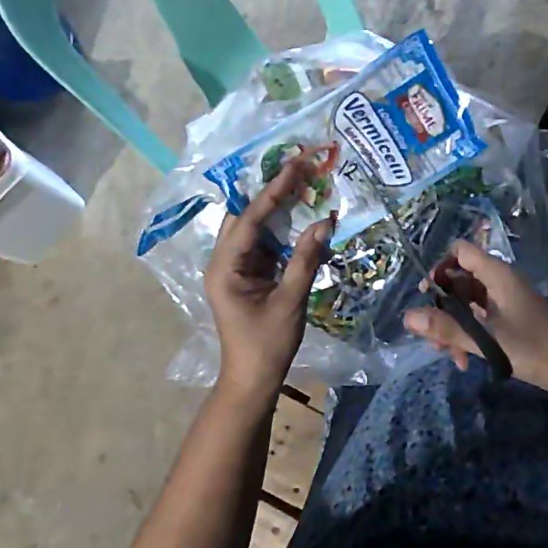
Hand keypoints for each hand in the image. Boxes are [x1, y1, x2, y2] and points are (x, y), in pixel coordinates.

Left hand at [205, 156, 334, 393]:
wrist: (252, 380)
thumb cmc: (266, 345)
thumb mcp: (290, 302)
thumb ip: (305, 260)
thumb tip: (324, 223)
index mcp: (224, 267)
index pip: (248, 220)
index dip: (273, 192)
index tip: (294, 167)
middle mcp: (223, 262)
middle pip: (245, 217)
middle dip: (272, 193)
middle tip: (300, 168)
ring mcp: (234, 269)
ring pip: (255, 229)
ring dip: (278, 209)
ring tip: (304, 184)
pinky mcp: (246, 277)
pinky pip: (263, 246)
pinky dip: (281, 231)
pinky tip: (301, 216)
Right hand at [402, 241, 547, 390]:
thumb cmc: (533, 349)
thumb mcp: (486, 340)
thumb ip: (446, 329)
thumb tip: (408, 317)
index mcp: (497, 276)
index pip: (461, 252)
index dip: (439, 266)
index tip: (427, 294)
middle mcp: (500, 282)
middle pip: (459, 279)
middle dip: (442, 305)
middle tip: (430, 331)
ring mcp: (505, 301)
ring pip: (467, 303)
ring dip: (452, 324)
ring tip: (446, 353)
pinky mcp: (510, 318)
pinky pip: (479, 318)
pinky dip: (468, 334)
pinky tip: (464, 360)